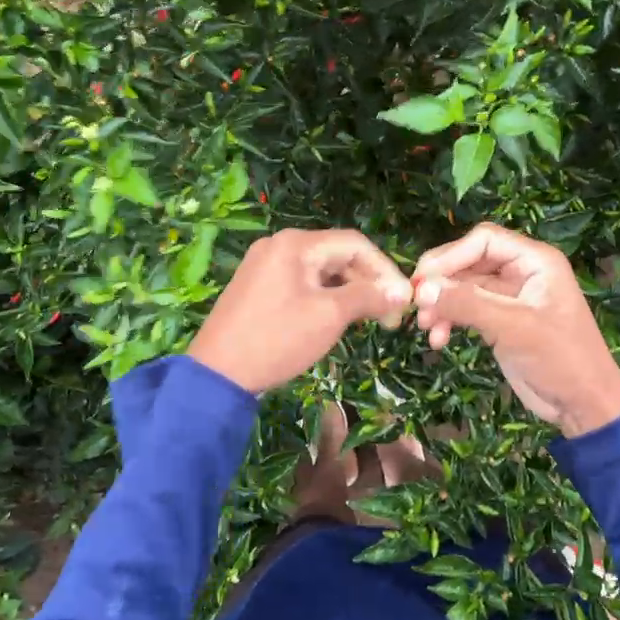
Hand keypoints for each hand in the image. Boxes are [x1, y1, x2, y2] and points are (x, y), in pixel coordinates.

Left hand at [188, 229, 412, 392]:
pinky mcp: (257, 286)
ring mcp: (264, 265)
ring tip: (368, 320)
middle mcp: (279, 245)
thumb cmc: (277, 339)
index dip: (385, 270)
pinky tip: (337, 319)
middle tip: (389, 317)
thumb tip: (399, 293)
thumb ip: (367, 297)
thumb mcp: (329, 316)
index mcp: (295, 244)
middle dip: (367, 283)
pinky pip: (302, 283)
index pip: (355, 244)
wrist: (216, 375)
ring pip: (321, 271)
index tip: (403, 299)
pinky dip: (325, 297)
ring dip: (348, 292)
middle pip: (337, 255)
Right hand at [411, 223, 619, 437]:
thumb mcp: (514, 328)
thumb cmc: (561, 358)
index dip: (451, 255)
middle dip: (442, 281)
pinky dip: (450, 320)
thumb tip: (422, 289)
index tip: (423, 280)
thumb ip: (468, 304)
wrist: (584, 406)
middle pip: (469, 261)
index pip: (484, 240)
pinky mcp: (501, 321)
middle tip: (416, 303)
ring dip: (442, 304)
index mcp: (535, 260)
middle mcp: (522, 272)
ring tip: (427, 328)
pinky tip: (438, 340)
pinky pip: (467, 309)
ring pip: (464, 287)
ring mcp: (510, 297)